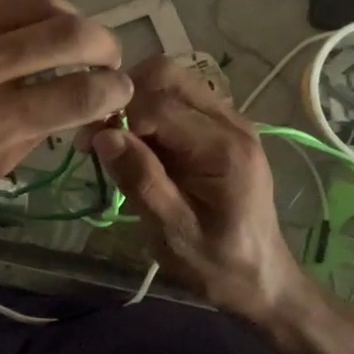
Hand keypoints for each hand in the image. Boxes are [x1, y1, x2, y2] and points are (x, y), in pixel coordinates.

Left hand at [0, 0, 132, 251]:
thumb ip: (36, 132)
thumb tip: (74, 101)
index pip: (78, 92)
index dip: (114, 90)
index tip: (122, 89)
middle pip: (66, 33)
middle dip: (104, 43)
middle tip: (107, 56)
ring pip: (34, 0)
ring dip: (66, 17)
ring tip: (70, 33)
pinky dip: (21, 7)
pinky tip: (23, 23)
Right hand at [86, 55, 309, 320]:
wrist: (263, 280)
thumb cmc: (218, 264)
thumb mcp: (174, 234)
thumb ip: (142, 181)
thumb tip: (104, 135)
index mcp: (224, 148)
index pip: (158, 104)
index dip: (117, 116)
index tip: (89, 144)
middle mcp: (231, 122)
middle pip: (166, 74)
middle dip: (125, 96)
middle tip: (102, 134)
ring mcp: (228, 119)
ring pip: (170, 78)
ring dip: (135, 100)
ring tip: (116, 138)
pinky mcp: (220, 125)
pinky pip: (177, 96)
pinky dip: (149, 108)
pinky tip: (138, 143)